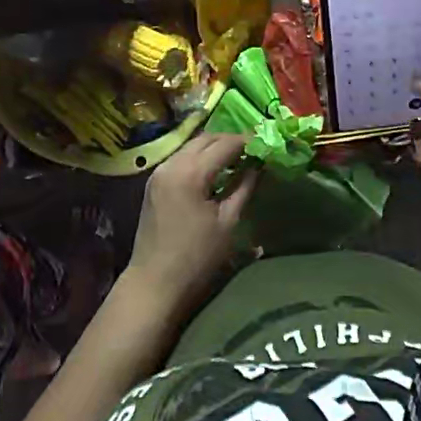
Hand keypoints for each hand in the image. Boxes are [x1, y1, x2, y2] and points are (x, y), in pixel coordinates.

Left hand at [125, 133, 255, 308]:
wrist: (155, 281)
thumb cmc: (196, 256)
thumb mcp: (227, 222)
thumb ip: (243, 187)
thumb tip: (258, 166)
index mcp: (190, 172)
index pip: (224, 145)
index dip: (247, 142)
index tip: (266, 144)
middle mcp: (171, 164)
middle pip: (205, 139)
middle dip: (230, 141)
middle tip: (253, 151)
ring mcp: (159, 172)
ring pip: (191, 147)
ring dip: (213, 148)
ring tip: (237, 160)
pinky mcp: (154, 182)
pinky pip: (180, 159)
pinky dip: (199, 158)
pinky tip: (214, 172)